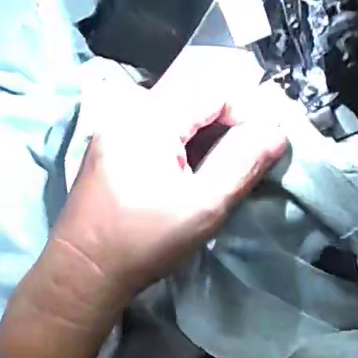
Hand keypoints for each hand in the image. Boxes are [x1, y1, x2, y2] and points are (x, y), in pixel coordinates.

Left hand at [44, 51, 289, 311]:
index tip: (263, 144)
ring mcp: (117, 123)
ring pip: (179, 105)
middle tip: (251, 152)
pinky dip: (187, 136)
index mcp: (148, 117)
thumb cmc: (142, 242)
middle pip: (195, 89)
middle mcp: (129, 108)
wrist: (82, 271)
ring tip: (227, 163)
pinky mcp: (114, 142)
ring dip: (211, 127)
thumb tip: (276, 131)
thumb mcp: (202, 207)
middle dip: (231, 115)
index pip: (213, 86)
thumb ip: (243, 163)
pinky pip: (161, 122)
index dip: (248, 109)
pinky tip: (197, 166)